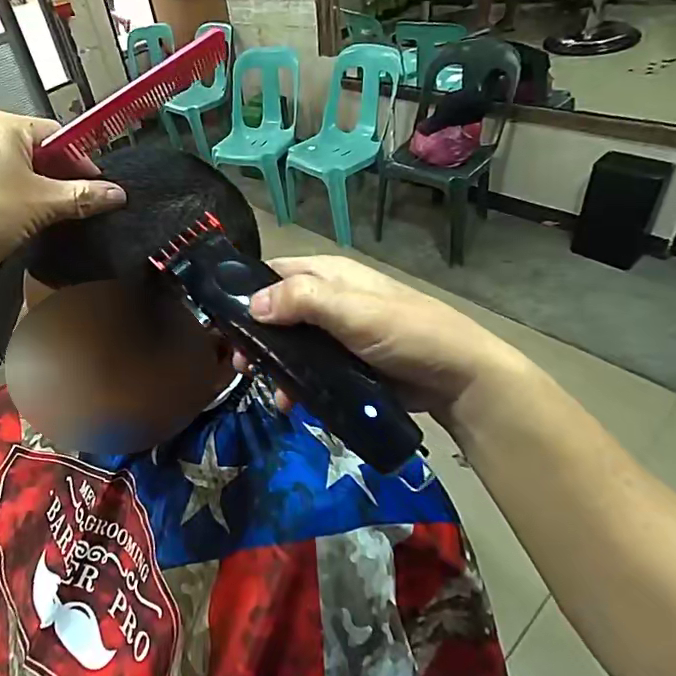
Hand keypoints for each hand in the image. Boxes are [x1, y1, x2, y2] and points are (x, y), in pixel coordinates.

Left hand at [0, 110, 123, 309]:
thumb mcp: (44, 205)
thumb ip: (84, 196)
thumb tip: (112, 193)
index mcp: (0, 124)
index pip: (58, 135)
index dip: (81, 162)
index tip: (95, 186)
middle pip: (31, 150)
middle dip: (54, 178)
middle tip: (69, 206)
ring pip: (6, 168)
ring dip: (27, 191)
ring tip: (33, 220)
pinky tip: (2, 225)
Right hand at [240, 256, 532, 422]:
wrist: (455, 376)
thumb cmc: (406, 332)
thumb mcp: (352, 312)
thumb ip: (302, 301)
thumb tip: (251, 303)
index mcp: (330, 275)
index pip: (276, 271)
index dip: (246, 290)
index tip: (219, 320)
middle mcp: (329, 300)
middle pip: (277, 312)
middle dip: (255, 337)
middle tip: (238, 365)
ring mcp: (337, 335)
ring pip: (291, 346)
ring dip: (274, 366)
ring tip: (264, 389)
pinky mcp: (346, 365)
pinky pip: (310, 371)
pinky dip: (296, 385)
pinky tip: (290, 404)